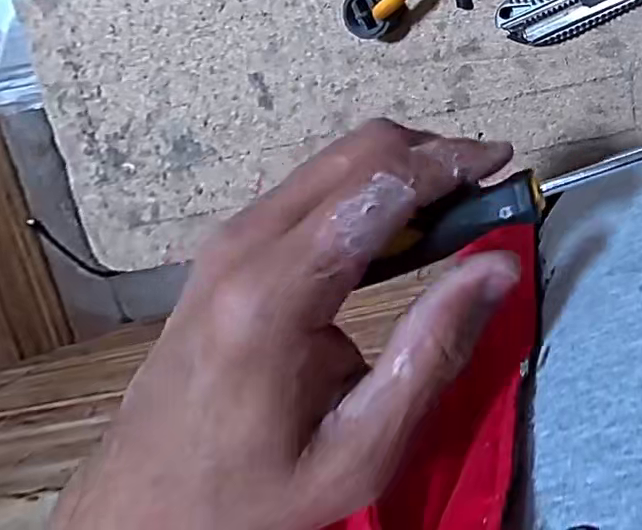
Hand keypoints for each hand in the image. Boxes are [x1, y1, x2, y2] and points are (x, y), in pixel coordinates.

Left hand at [52, 121, 521, 529]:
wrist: (136, 516)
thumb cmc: (253, 494)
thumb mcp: (360, 449)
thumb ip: (435, 349)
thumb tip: (500, 263)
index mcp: (274, 293)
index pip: (380, 185)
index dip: (451, 162)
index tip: (505, 164)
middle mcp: (248, 240)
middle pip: (363, 149)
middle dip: (436, 152)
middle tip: (485, 187)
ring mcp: (236, 232)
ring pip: (344, 154)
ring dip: (409, 163)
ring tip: (455, 204)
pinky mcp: (236, 237)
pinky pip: (324, 178)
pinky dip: (378, 180)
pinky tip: (403, 222)